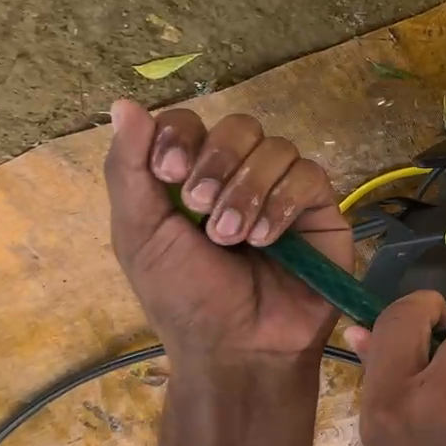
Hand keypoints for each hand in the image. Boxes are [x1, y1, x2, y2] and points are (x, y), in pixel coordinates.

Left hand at [103, 98, 352, 365]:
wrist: (239, 343)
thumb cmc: (184, 295)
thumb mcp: (139, 234)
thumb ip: (130, 170)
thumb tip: (123, 102)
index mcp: (192, 177)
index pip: (192, 123)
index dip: (183, 137)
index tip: (170, 175)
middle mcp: (241, 175)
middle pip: (241, 127)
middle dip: (218, 164)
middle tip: (202, 210)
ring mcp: (284, 189)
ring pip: (278, 148)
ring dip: (249, 192)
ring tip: (235, 238)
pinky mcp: (322, 207)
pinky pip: (310, 175)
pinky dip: (285, 203)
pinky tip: (268, 238)